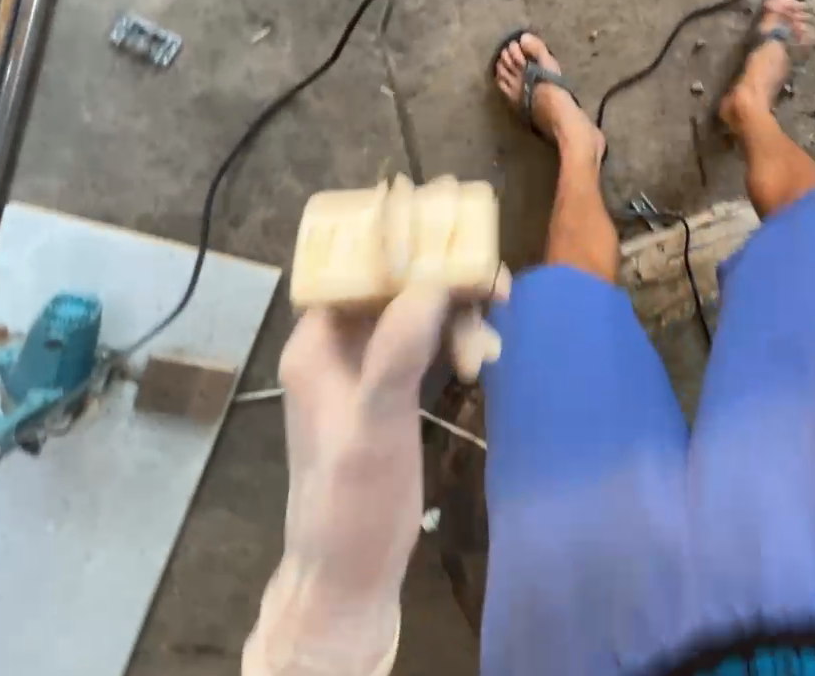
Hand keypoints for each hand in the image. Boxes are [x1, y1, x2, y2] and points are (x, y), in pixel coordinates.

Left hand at [243, 273, 506, 675]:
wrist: (352, 570)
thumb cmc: (352, 501)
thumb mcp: (374, 428)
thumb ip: (398, 354)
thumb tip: (433, 281)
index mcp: (318, 344)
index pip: (361, 270)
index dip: (408, 248)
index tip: (460, 245)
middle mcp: (343, 345)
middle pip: (402, 286)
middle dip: (450, 286)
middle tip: (496, 294)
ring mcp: (371, 365)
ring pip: (425, 312)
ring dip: (462, 320)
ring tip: (489, 353)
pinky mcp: (397, 386)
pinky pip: (434, 342)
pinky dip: (460, 344)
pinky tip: (481, 363)